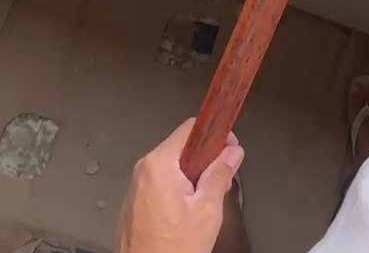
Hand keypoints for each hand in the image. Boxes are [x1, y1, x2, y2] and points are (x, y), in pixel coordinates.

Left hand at [119, 119, 242, 252]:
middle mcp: (144, 168)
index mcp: (159, 163)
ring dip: (194, 177)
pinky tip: (188, 213)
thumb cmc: (175, 248)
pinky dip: (178, 190)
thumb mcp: (207, 210)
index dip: (215, 135)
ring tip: (207, 202)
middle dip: (206, 160)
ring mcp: (136, 186)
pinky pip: (161, 184)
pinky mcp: (135, 203)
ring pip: (173, 168)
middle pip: (182, 148)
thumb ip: (221, 174)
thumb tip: (233, 150)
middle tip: (223, 182)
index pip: (191, 128)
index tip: (231, 148)